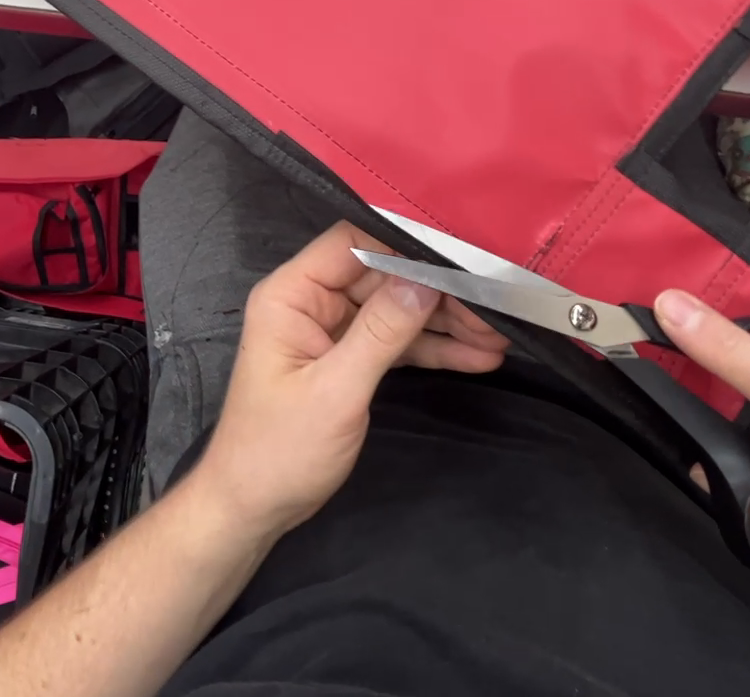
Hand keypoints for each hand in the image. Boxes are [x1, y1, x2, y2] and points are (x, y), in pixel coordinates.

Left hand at [187, 221, 509, 537]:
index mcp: (290, 294)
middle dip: (436, 293)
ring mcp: (328, 329)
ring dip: (442, 323)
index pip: (350, 244)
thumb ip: (381, 332)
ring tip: (496, 337)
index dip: (402, 246)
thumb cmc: (280, 449)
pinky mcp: (345, 358)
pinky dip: (430, 348)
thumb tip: (426, 280)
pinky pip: (393, 341)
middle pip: (381, 276)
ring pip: (394, 309)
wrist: (253, 506)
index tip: (457, 259)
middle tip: (493, 311)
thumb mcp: (335, 390)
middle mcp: (309, 302)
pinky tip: (475, 356)